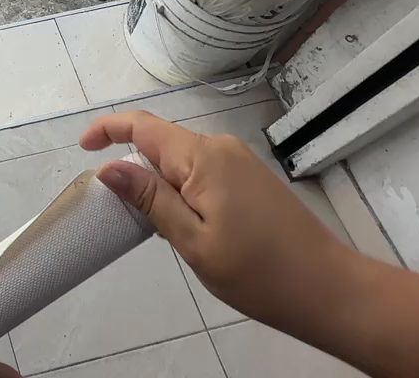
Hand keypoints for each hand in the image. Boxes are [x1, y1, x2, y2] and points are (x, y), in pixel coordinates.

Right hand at [80, 111, 360, 330]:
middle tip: (127, 212)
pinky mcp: (250, 177)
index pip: (142, 125)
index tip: (83, 147)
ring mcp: (238, 160)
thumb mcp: (195, 243)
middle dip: (136, 166)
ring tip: (164, 226)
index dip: (107, 129)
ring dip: (160, 180)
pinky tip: (192, 223)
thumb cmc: (261, 273)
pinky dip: (182, 187)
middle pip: (160, 141)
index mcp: (202, 157)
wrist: (335, 293)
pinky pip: (201, 169)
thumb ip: (150, 200)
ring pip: (180, 158)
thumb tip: (109, 168)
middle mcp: (219, 147)